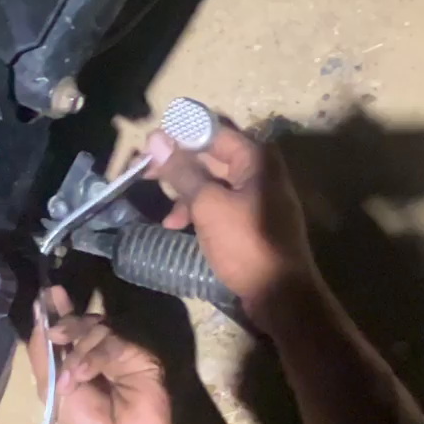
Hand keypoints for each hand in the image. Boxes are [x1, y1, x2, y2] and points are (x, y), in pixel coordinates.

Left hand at [28, 287, 173, 423]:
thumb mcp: (51, 388)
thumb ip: (42, 353)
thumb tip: (38, 314)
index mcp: (79, 359)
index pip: (70, 326)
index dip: (60, 308)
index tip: (49, 294)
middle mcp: (101, 351)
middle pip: (85, 321)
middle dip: (67, 324)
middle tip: (56, 337)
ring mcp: (122, 352)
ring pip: (98, 329)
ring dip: (79, 351)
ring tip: (72, 379)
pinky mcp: (140, 355)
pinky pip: (113, 342)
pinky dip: (95, 356)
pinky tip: (87, 374)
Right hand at [146, 117, 316, 321]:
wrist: (281, 294)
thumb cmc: (246, 244)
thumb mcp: (208, 205)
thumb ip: (182, 171)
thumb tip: (154, 139)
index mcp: (255, 157)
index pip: (210, 129)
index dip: (176, 134)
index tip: (147, 147)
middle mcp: (260, 169)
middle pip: (211, 154)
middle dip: (177, 164)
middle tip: (143, 172)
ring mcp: (258, 195)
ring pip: (213, 181)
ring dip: (185, 192)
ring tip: (163, 212)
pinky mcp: (252, 219)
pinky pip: (220, 203)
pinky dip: (198, 210)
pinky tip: (177, 226)